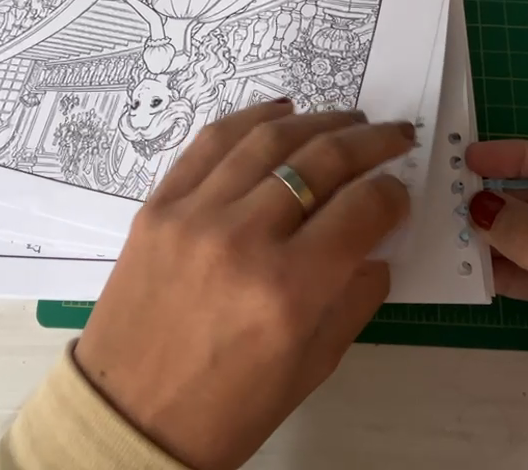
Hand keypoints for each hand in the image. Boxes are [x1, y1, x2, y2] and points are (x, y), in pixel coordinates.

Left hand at [76, 99, 414, 469]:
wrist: (127, 416)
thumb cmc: (227, 407)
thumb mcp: (311, 367)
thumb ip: (354, 297)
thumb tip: (376, 243)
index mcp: (289, 292)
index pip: (362, 211)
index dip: (393, 194)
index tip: (399, 192)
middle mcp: (243, 240)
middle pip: (321, 161)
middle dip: (370, 142)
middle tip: (395, 135)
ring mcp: (195, 214)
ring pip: (269, 139)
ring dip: (319, 120)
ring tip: (348, 118)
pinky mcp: (159, 204)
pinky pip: (211, 141)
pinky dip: (251, 117)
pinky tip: (282, 111)